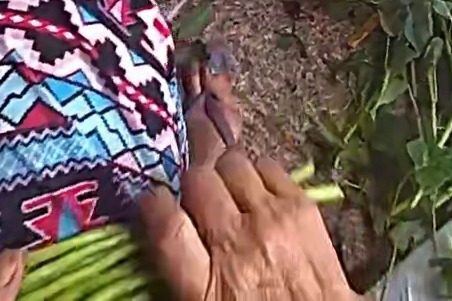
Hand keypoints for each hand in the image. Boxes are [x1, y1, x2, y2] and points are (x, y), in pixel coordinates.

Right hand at [139, 55, 354, 300]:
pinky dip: (258, 174)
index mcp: (208, 288)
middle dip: (193, 184)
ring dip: (225, 174)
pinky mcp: (300, 204)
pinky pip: (267, 164)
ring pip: (232, 163)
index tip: (150, 196)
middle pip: (199, 182)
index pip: (168, 231)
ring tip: (230, 191)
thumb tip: (164, 226)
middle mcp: (237, 245)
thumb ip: (186, 271)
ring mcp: (271, 218)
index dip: (153, 206)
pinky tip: (259, 193)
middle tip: (198, 195)